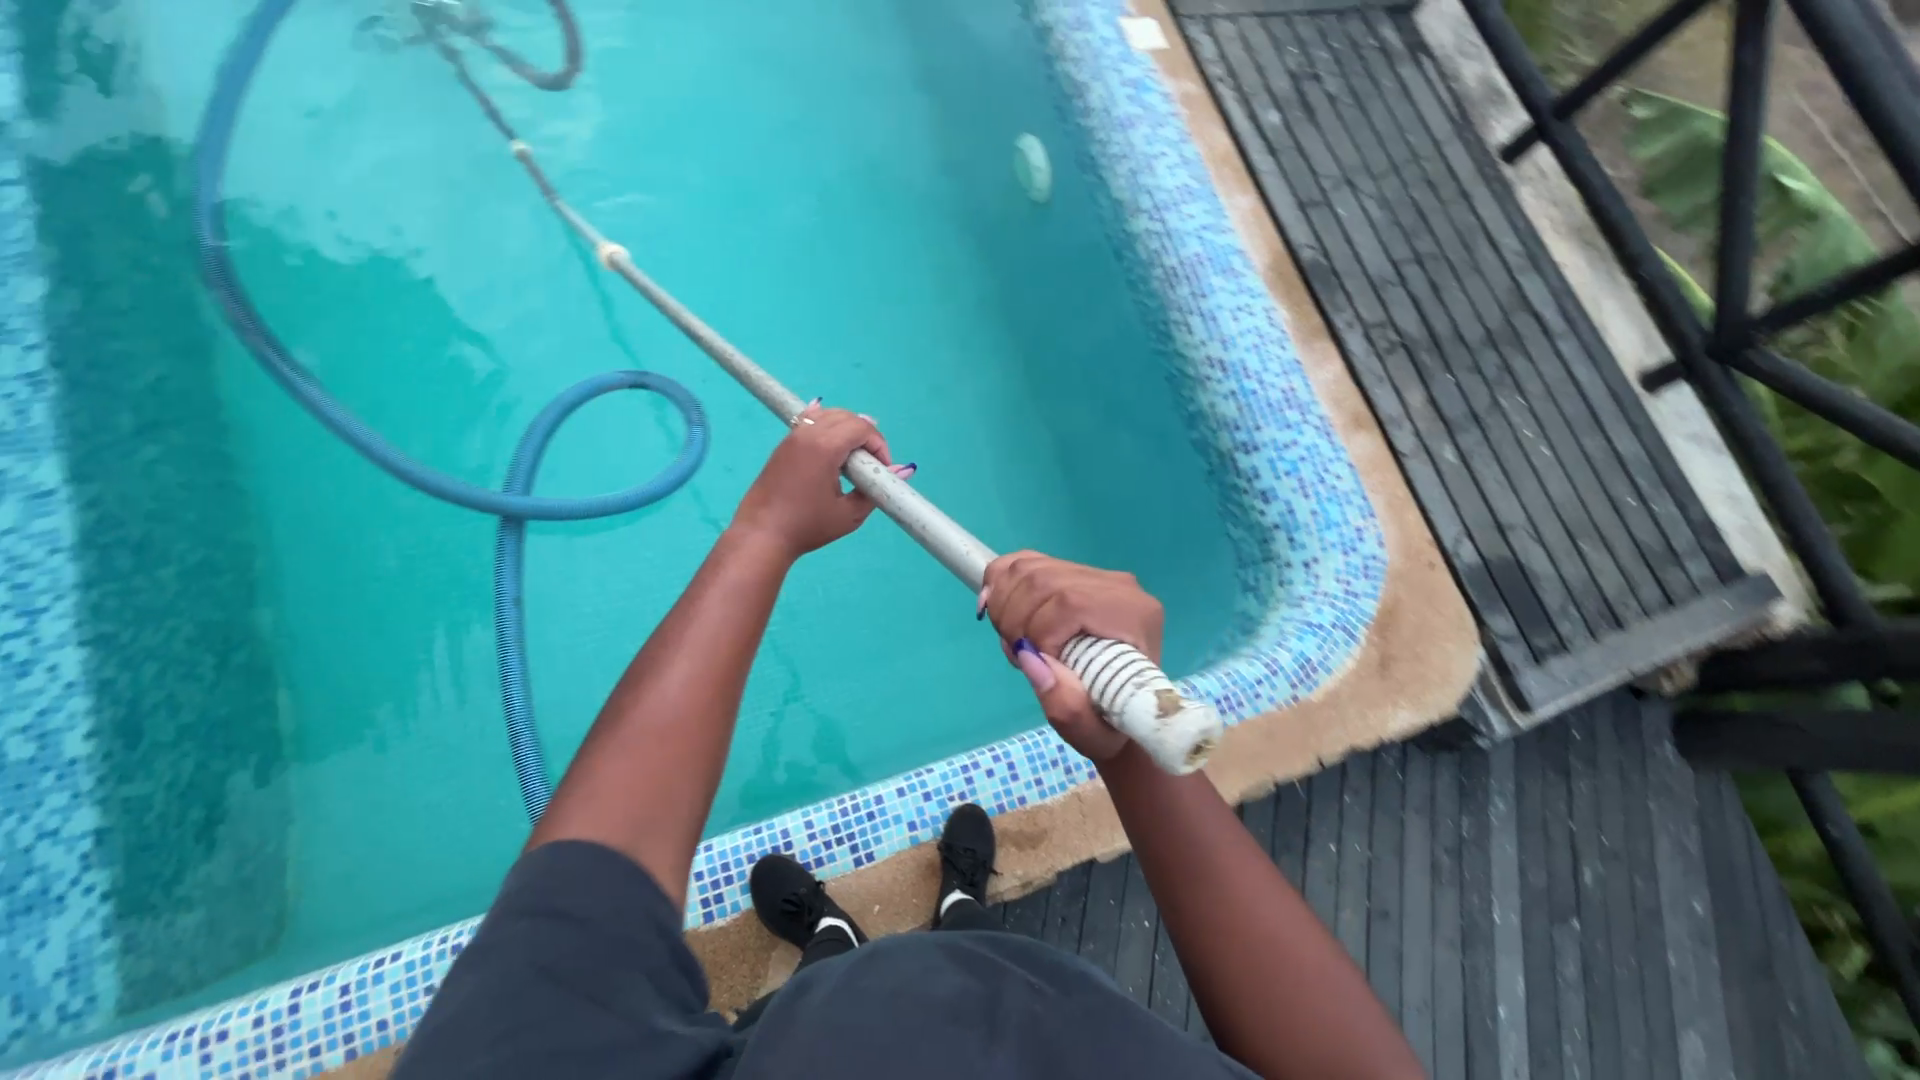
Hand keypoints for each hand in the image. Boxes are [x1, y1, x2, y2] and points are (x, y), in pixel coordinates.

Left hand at [729, 404, 897, 560]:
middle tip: (872, 462)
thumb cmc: (807, 527)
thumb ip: (876, 490)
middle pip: (846, 416)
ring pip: (827, 415)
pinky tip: (831, 437)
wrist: (762, 534)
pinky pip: (809, 421)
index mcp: (824, 447)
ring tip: (854, 454)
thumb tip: (904, 471)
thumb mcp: (849, 515)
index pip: (862, 427)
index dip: (879, 444)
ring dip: (846, 428)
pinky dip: (826, 425)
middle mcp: (807, 434)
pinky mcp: (783, 445)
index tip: (883, 468)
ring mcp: (792, 437)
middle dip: (865, 434)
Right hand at [981, 553, 1164, 762]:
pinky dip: (1000, 582)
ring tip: (1014, 642)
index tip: (1036, 663)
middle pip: (1044, 580)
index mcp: (1133, 616)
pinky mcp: (1072, 573)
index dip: (1039, 630)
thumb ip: (1067, 707)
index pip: (1071, 601)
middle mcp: (1119, 586)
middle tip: (1017, 655)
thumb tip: (1030, 659)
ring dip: (1004, 606)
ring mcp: (1095, 575)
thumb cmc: (1110, 725)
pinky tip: (998, 610)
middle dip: (1015, 620)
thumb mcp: (1092, 734)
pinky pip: (1027, 561)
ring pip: (1029, 568)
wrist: (1121, 711)